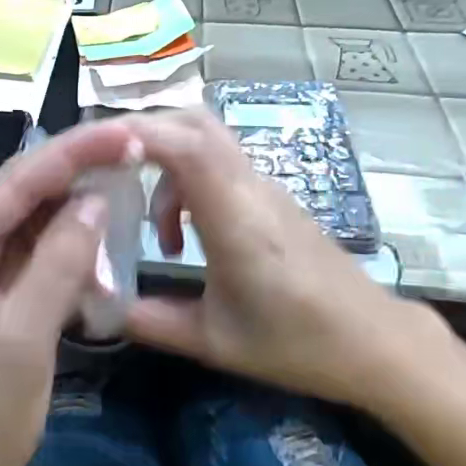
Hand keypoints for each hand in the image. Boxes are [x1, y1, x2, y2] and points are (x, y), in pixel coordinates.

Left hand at [0, 120, 139, 465]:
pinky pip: (39, 244)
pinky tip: (105, 222)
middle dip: (77, 167)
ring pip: (34, 214)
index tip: (123, 131)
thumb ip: (60, 260)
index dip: (72, 153)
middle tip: (133, 144)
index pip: (13, 184)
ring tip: (126, 171)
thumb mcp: (24, 336)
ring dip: (79, 199)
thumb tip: (98, 198)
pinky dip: (73, 235)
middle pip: (22, 191)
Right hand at [122, 109, 450, 409]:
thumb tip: (97, 306)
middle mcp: (251, 187)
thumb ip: (153, 320)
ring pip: (208, 139)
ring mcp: (266, 187)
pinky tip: (182, 234)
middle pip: (196, 122)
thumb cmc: (297, 343)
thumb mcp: (215, 341)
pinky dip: (188, 179)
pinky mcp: (273, 196)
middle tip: (106, 170)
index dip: (137, 136)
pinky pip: (222, 163)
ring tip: (149, 226)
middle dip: (143, 133)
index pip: (186, 146)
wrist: (371, 338)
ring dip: (166, 161)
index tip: (95, 154)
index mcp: (236, 217)